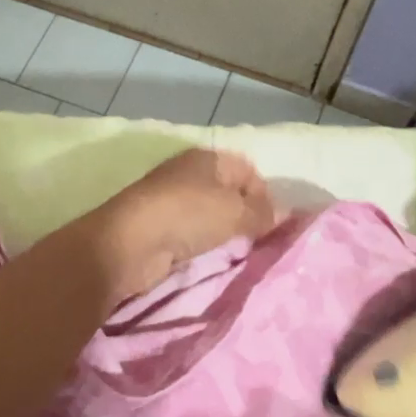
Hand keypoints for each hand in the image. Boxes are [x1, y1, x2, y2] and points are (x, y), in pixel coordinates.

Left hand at [81, 148, 280, 299]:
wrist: (129, 243)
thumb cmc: (187, 215)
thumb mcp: (236, 212)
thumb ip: (264, 212)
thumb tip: (285, 213)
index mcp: (207, 157)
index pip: (247, 169)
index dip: (264, 193)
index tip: (274, 222)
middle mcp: (188, 174)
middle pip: (229, 192)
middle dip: (246, 215)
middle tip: (261, 240)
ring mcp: (171, 200)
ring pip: (211, 215)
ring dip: (225, 233)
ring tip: (240, 252)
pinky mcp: (159, 227)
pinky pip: (193, 233)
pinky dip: (204, 244)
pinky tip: (211, 258)